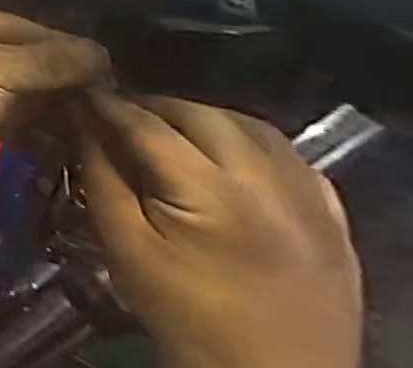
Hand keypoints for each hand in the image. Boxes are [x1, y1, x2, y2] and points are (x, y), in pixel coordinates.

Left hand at [0, 3, 107, 174]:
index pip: (17, 25)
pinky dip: (32, 128)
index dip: (58, 43)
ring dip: (49, 105)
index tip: (102, 61)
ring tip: (94, 120)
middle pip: (18, 58)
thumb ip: (47, 61)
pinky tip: (66, 140)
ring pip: (14, 91)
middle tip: (105, 95)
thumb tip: (101, 53)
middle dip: (57, 77)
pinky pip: (6, 117)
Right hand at [77, 92, 363, 367]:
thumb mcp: (125, 249)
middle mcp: (266, 183)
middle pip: (197, 114)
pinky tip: (229, 154)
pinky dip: (250, 141)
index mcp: (211, 193)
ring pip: (247, 125)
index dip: (107, 104)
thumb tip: (82, 120)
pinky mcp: (333, 220)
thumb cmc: (188, 319)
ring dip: (201, 117)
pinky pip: (289, 155)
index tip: (79, 94)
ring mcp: (308, 200)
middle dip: (151, 106)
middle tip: (119, 114)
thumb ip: (101, 175)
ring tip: (170, 129)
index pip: (146, 125)